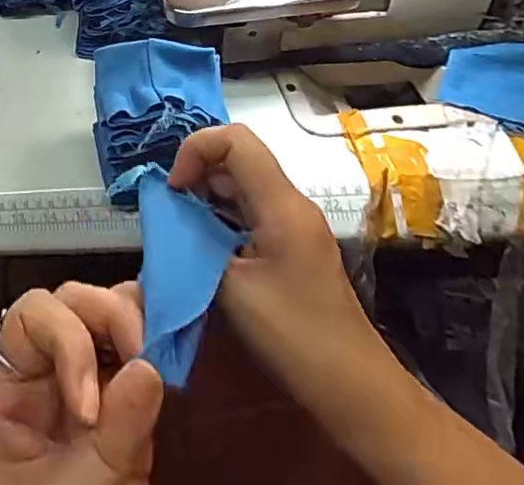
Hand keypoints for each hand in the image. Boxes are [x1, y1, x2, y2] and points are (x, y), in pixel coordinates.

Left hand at [0, 282, 164, 484]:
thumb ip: (113, 436)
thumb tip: (149, 368)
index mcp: (11, 387)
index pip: (28, 318)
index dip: (66, 340)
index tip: (93, 406)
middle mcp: (44, 362)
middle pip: (71, 300)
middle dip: (111, 321)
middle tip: (143, 364)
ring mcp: (83, 363)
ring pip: (106, 304)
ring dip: (138, 322)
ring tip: (158, 361)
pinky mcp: (117, 372)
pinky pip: (137, 329)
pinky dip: (156, 332)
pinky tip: (168, 358)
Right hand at [169, 126, 523, 484]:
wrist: (353, 384)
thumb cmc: (295, 336)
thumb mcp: (233, 290)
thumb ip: (198, 244)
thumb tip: (170, 218)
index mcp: (281, 204)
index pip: (235, 140)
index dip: (196, 150)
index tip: (174, 189)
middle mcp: (291, 201)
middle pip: (240, 154)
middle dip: (198, 169)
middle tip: (172, 206)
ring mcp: (295, 220)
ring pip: (245, 180)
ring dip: (209, 192)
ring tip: (182, 225)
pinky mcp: (293, 241)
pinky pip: (253, 207)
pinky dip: (223, 213)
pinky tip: (206, 242)